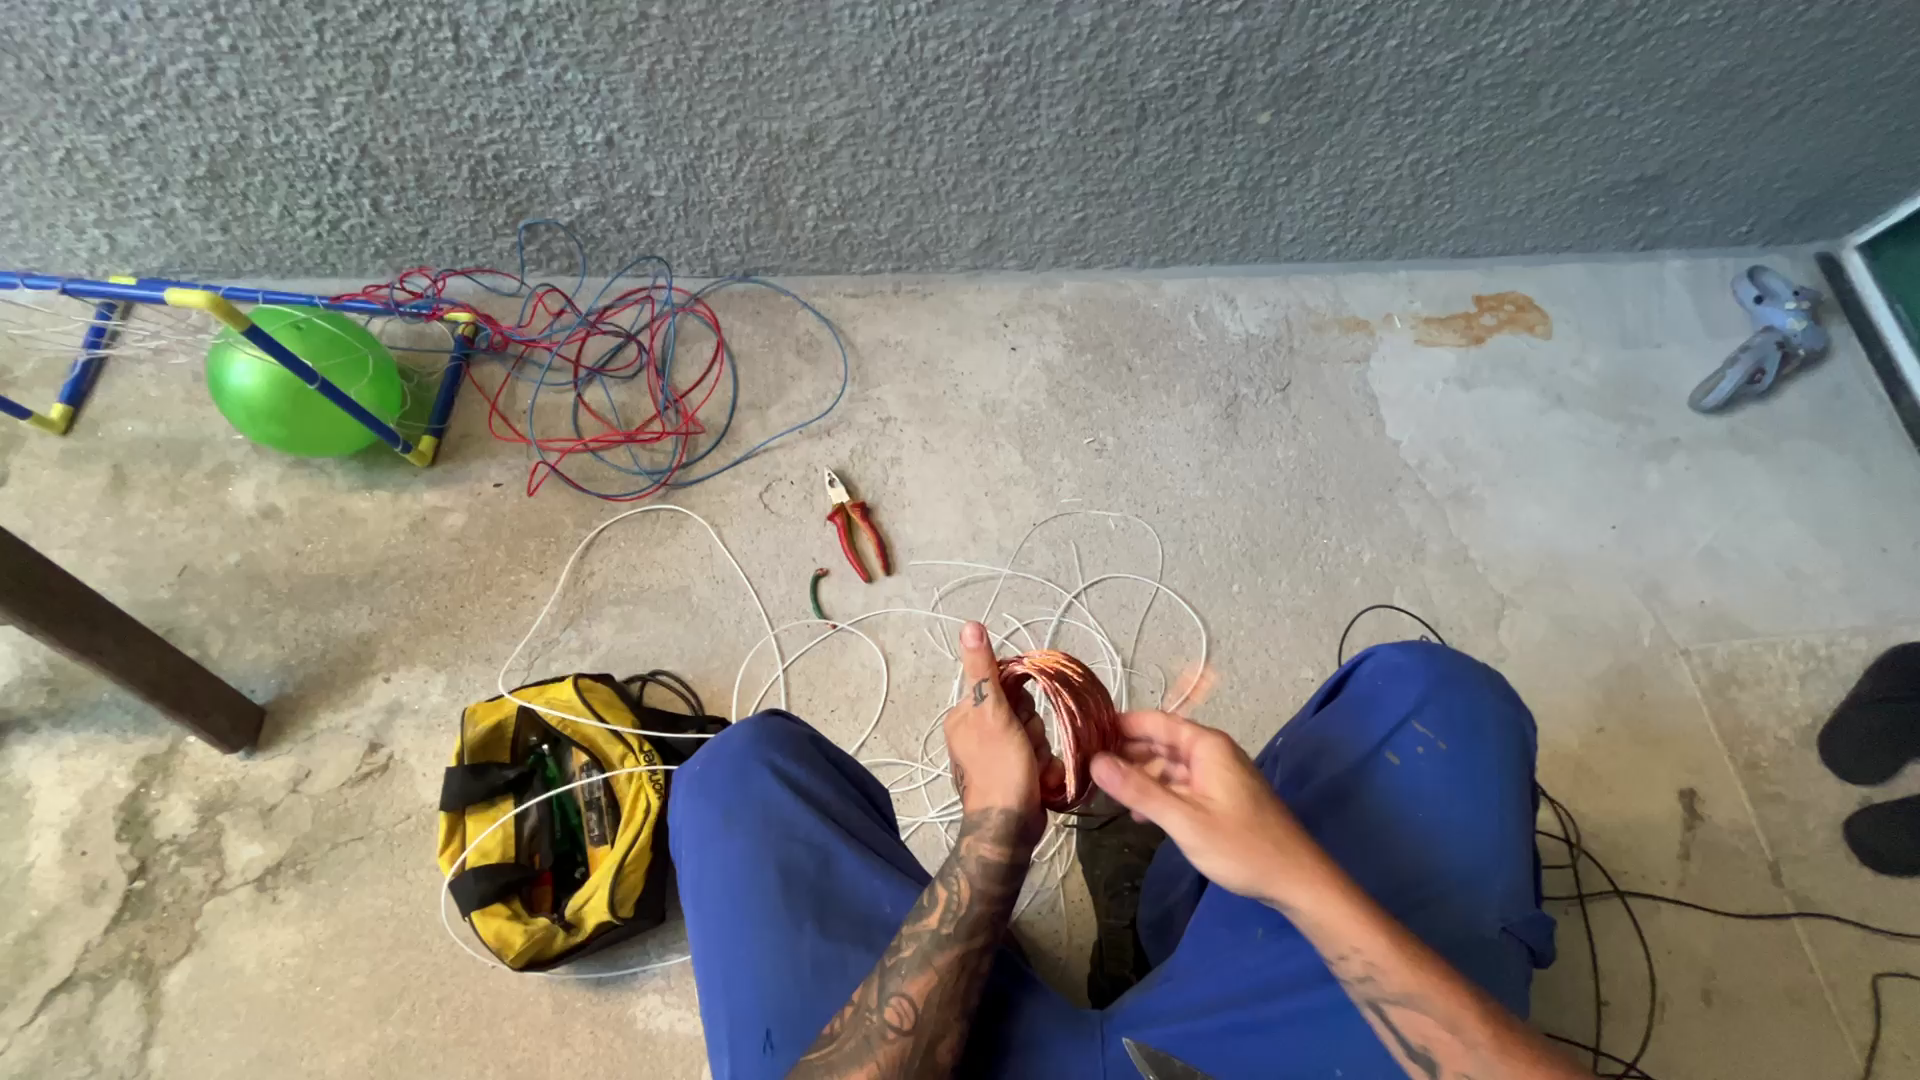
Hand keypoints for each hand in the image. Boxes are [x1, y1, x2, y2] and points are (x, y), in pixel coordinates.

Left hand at [945, 621, 1062, 846]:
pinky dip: (1042, 766)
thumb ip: (982, 669)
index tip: (1019, 718)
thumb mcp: (991, 712)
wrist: (1010, 825)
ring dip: (1040, 748)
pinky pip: (1038, 755)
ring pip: (1034, 732)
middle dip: (1032, 728)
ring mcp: (995, 754)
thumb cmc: (999, 766)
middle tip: (1025, 746)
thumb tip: (970, 625)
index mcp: (963, 714)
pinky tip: (1037, 778)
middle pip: (1022, 710)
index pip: (1002, 686)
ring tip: (1032, 766)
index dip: (1020, 700)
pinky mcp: (1013, 772)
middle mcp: (975, 731)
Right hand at [1090, 710, 1323, 906]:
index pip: (1153, 720)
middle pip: (1158, 741)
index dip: (1118, 726)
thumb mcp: (1184, 819)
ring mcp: (1216, 774)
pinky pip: (1180, 784)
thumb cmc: (1242, 847)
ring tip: (1106, 793)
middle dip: (1124, 753)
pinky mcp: (1219, 796)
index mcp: (1205, 745)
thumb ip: (1139, 790)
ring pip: (1167, 764)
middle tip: (1086, 768)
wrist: (1298, 882)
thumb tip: (1095, 762)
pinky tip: (1140, 815)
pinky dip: (1158, 793)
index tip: (1083, 736)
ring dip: (1139, 776)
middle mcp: (1210, 752)